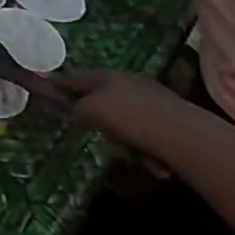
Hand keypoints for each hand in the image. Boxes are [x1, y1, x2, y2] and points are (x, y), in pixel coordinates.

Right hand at [51, 68, 200, 156]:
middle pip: (102, 101)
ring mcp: (151, 99)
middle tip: (103, 137)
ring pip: (124, 121)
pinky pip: (146, 134)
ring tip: (134, 155)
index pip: (75, 79)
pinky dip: (145, 147)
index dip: (60, 87)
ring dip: (125, 140)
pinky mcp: (170, 119)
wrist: (186, 137)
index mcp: (106, 75)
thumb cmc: (131, 118)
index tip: (49, 95)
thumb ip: (78, 109)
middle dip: (100, 122)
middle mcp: (128, 81)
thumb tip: (77, 112)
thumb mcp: (92, 111)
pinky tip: (153, 160)